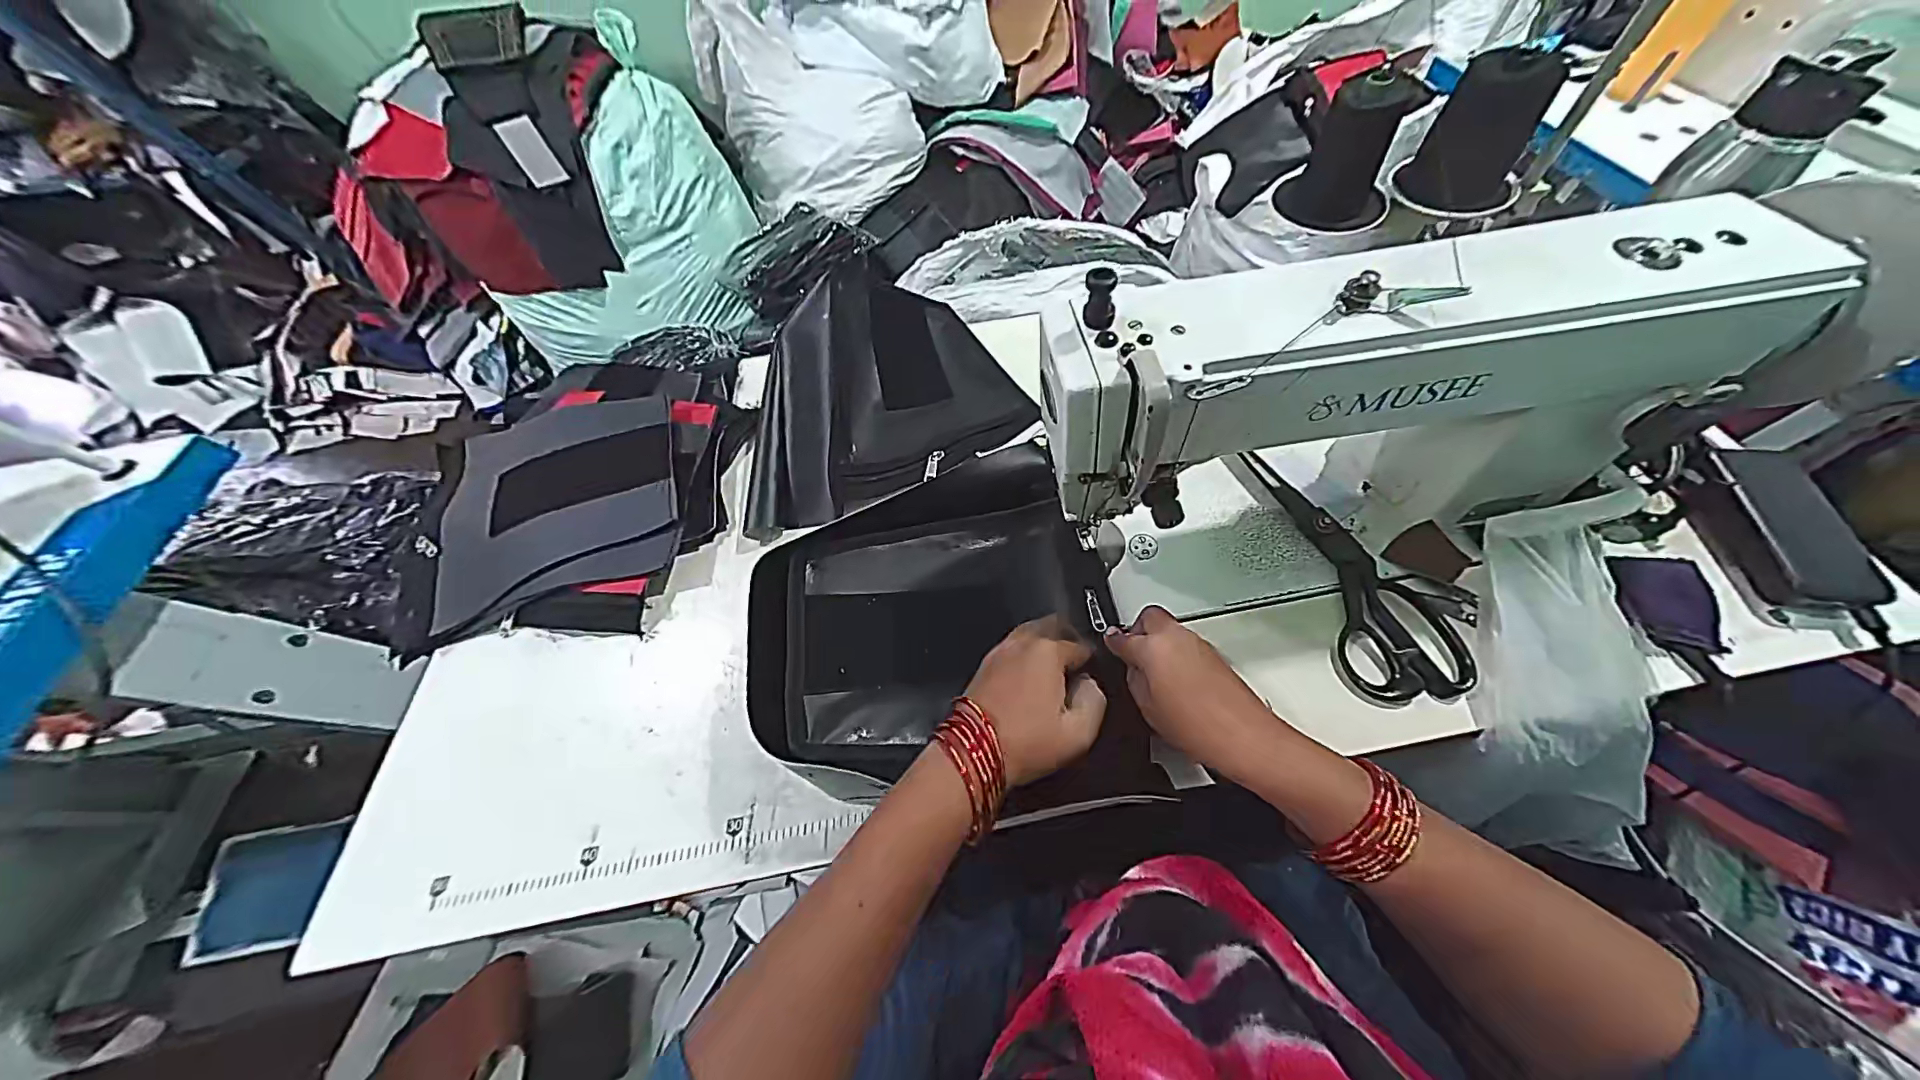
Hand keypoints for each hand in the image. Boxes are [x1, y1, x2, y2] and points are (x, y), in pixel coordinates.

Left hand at [961, 617, 1106, 786]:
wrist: (973, 751)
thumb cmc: (1021, 743)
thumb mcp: (1078, 733)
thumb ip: (1095, 701)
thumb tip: (1091, 686)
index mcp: (1048, 652)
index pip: (1081, 645)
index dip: (1092, 660)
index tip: (1093, 674)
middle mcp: (1022, 644)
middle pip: (1052, 625)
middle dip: (1069, 637)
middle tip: (1078, 658)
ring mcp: (999, 652)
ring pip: (1030, 633)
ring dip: (1045, 642)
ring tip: (1056, 666)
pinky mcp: (984, 666)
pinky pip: (1012, 648)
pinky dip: (1025, 654)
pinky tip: (1031, 676)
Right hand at [1103, 606, 1281, 779]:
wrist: (1243, 736)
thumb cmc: (1201, 726)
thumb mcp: (1147, 708)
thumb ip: (1133, 680)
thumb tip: (1133, 671)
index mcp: (1153, 648)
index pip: (1122, 637)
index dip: (1113, 642)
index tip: (1111, 644)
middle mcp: (1178, 638)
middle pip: (1149, 616)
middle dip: (1137, 630)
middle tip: (1132, 650)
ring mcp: (1199, 644)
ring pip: (1171, 629)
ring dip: (1160, 642)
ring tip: (1156, 672)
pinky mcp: (1215, 654)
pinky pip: (1188, 644)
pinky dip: (1178, 653)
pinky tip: (1177, 680)